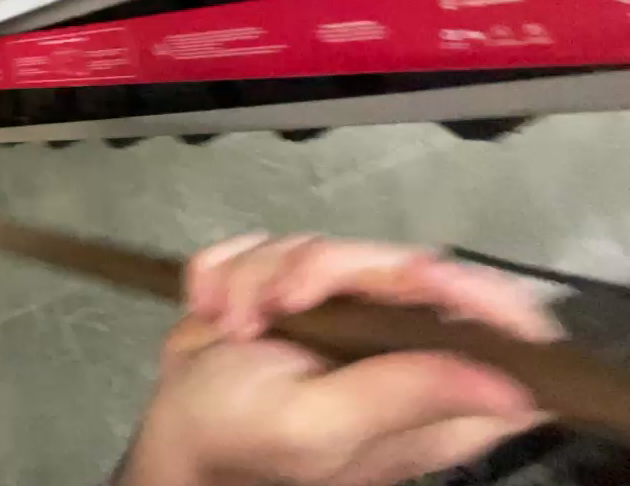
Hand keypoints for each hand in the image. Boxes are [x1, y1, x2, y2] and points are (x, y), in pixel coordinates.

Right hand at [124, 235, 562, 485]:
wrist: (170, 424)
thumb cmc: (243, 435)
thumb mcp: (319, 423)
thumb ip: (398, 394)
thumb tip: (510, 387)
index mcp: (429, 391)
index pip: (498, 333)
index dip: (477, 296)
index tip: (422, 276)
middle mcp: (387, 343)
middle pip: (386, 262)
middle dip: (311, 270)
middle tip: (275, 305)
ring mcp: (325, 310)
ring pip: (305, 246)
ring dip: (248, 278)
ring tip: (230, 324)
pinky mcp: (269, 285)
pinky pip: (249, 246)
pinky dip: (218, 270)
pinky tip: (209, 308)